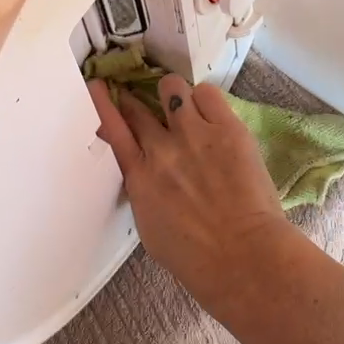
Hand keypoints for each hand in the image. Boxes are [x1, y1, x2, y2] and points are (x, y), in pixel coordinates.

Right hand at [88, 74, 299, 303]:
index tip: (99, 86)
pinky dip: (204, 99)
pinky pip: (207, 92)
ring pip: (172, 87)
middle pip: (139, 107)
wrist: (244, 257)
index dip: (105, 103)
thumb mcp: (151, 226)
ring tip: (184, 106)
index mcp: (140, 177)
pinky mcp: (226, 127)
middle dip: (138, 101)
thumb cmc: (196, 257)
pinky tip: (209, 113)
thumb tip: (143, 165)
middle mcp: (161, 149)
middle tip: (146, 101)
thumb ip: (142, 188)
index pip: (113, 128)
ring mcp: (194, 133)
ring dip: (174, 95)